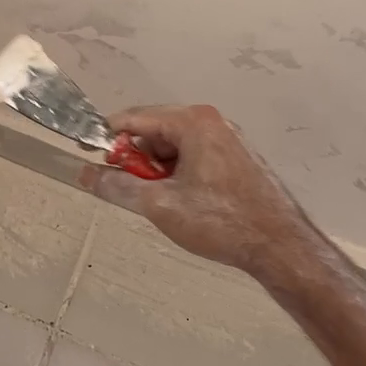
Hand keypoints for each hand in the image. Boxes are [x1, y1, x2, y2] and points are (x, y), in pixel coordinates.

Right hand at [79, 105, 316, 277]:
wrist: (281, 248)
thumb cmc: (219, 221)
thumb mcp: (159, 205)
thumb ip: (117, 185)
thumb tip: (84, 174)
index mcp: (192, 121)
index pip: (134, 118)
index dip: (107, 137)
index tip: (89, 157)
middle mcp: (211, 121)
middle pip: (154, 130)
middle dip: (137, 158)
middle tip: (133, 189)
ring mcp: (228, 138)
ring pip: (174, 145)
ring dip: (158, 169)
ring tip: (162, 201)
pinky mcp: (237, 158)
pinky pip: (194, 155)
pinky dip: (179, 173)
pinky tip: (184, 201)